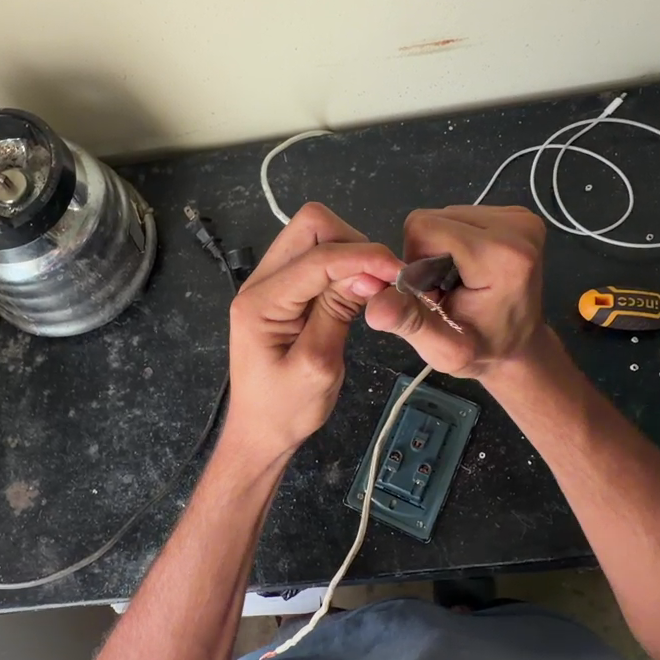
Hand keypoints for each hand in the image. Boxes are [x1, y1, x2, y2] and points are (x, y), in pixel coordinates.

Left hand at [224, 203, 402, 461]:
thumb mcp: (318, 367)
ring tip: (373, 287)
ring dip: (349, 252)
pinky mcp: (283, 292)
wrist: (259, 433)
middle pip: (309, 227)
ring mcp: (269, 284)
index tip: (399, 272)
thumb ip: (337, 313)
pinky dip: (342, 266)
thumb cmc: (285, 411)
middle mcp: (259, 282)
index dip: (362, 257)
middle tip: (381, 279)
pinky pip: (314, 259)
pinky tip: (358, 291)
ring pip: (313, 237)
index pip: (316, 258)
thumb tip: (369, 273)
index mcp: (260, 302)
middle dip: (352, 243)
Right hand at [364, 205, 551, 380]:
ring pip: (445, 215)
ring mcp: (519, 218)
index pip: (424, 227)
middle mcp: (516, 227)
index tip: (431, 292)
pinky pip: (461, 216)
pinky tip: (468, 269)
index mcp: (502, 256)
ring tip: (456, 282)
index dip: (414, 259)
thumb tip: (374, 306)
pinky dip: (455, 242)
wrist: (520, 349)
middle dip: (427, 254)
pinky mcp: (516, 215)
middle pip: (433, 218)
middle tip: (443, 290)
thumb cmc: (483, 351)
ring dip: (440, 248)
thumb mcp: (443, 349)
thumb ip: (409, 322)